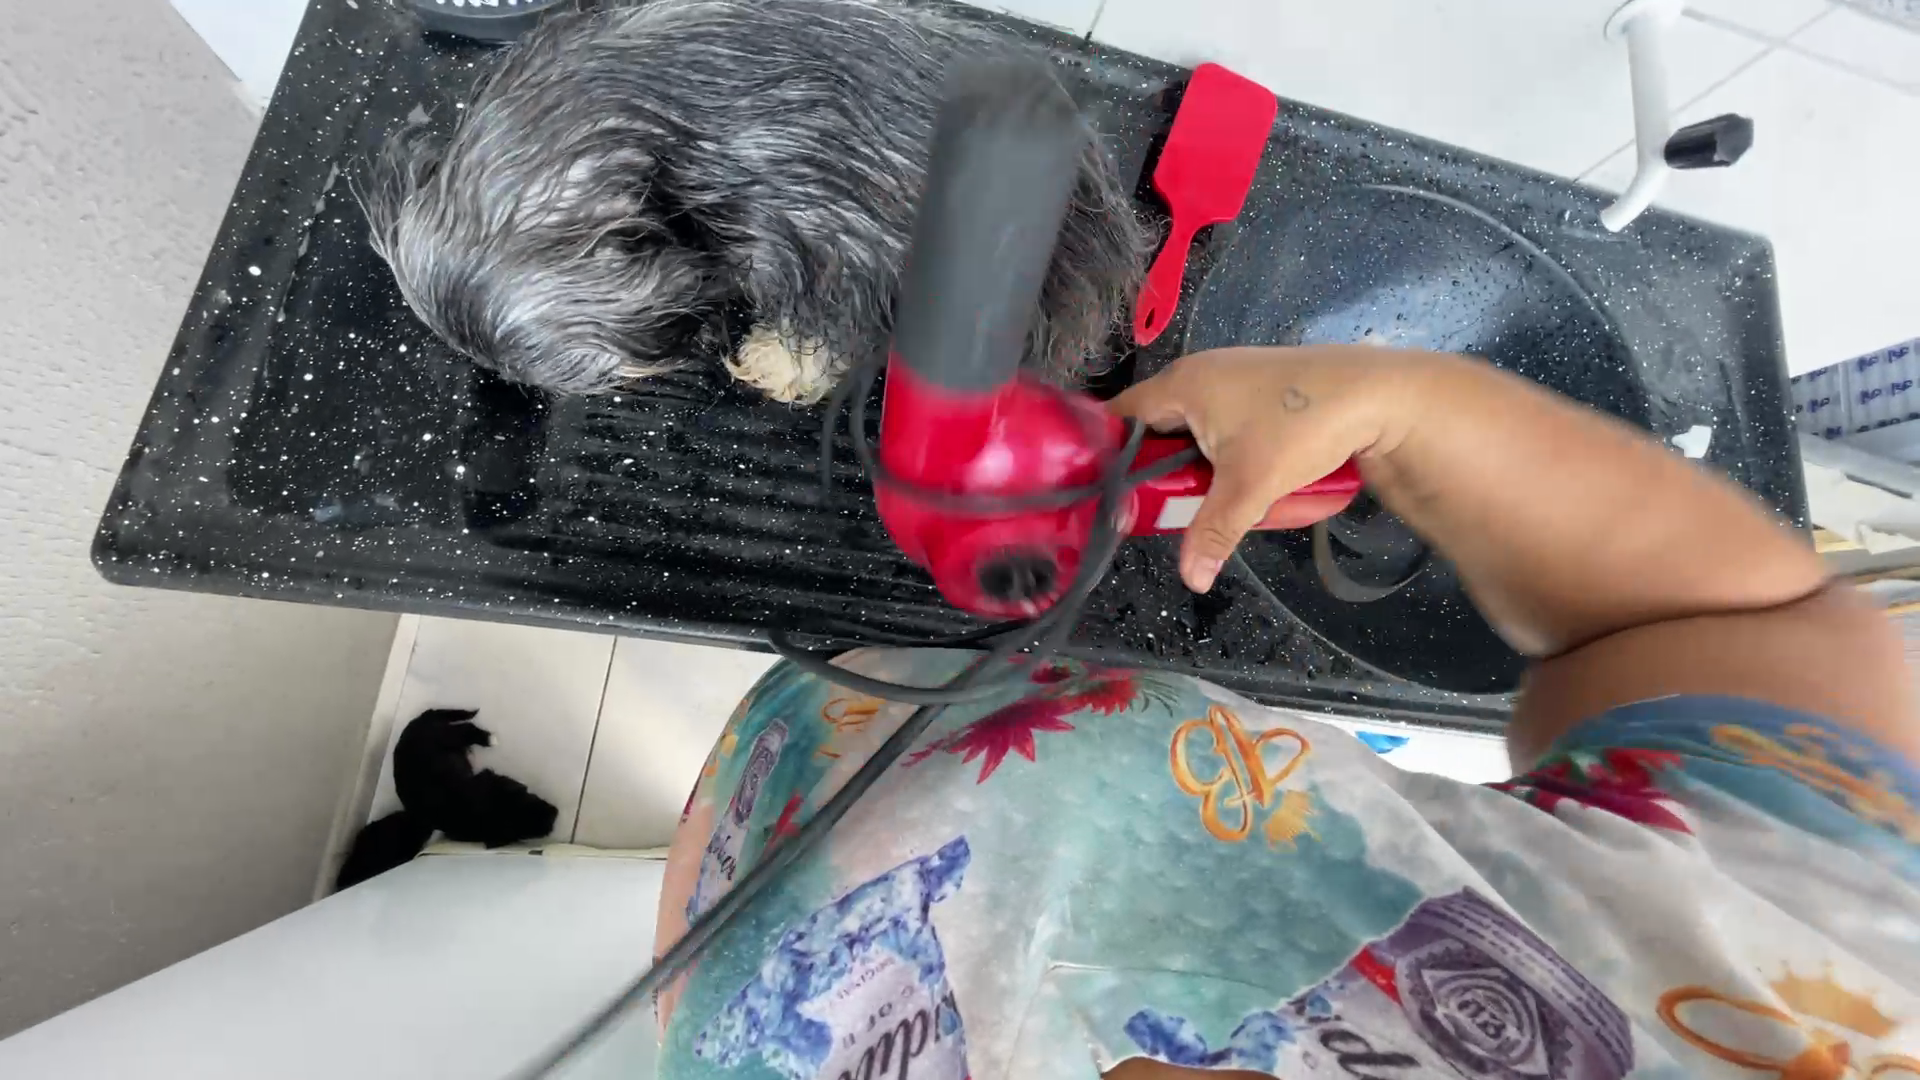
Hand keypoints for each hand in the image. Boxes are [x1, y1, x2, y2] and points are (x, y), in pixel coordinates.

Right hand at [1108, 346, 1429, 592]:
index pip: (1119, 416)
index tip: (1105, 490)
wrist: (1383, 393)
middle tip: (1151, 502)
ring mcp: (1230, 373)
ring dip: (1185, 456)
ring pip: (1186, 421)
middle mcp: (1198, 371)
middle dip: (1150, 463)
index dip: (1104, 452)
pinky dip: (1212, 444)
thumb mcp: (1251, 486)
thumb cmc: (1302, 427)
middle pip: (1151, 422)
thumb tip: (1191, 580)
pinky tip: (1229, 469)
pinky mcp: (1256, 383)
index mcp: (1180, 384)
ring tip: (1191, 492)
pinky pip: (1215, 416)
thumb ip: (1213, 532)